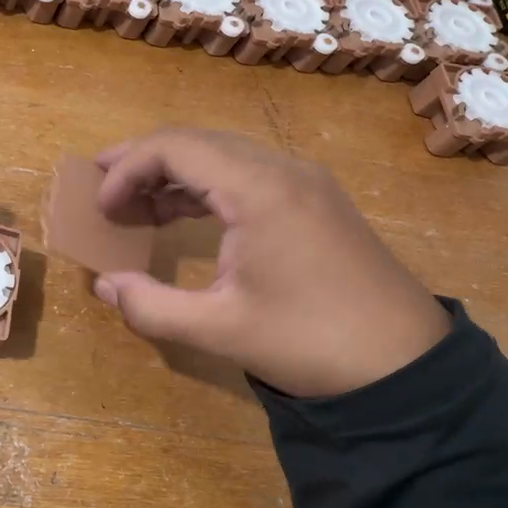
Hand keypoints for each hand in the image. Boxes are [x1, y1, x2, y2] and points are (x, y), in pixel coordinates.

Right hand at [92, 130, 449, 397]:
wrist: (407, 366)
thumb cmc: (311, 341)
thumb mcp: (221, 330)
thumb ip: (151, 306)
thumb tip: (105, 286)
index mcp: (259, 190)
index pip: (175, 147)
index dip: (127, 169)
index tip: (100, 207)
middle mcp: (282, 170)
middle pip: (196, 141)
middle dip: (142, 163)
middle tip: (101, 193)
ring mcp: (304, 182)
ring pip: (221, 154)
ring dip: (172, 174)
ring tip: (133, 208)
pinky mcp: (314, 200)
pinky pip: (246, 173)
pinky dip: (204, 186)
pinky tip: (179, 215)